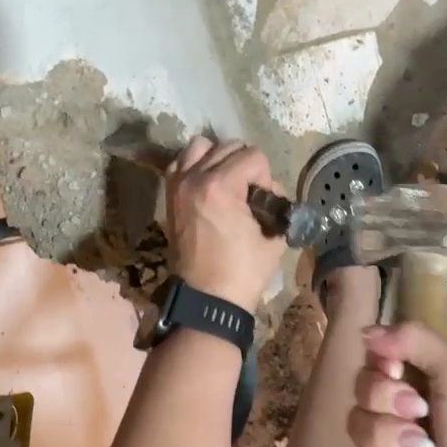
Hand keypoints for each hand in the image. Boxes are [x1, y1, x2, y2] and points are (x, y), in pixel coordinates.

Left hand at [163, 136, 285, 311]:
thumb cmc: (243, 272)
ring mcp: (178, 184)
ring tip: (228, 183)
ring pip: (201, 145)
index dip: (265, 177)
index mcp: (220, 186)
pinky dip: (196, 165)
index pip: (254, 155)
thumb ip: (276, 204)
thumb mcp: (273, 237)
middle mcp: (195, 177)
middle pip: (229, 146)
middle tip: (250, 195)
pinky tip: (208, 184)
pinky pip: (181, 161)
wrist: (207, 301)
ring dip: (219, 158)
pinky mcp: (170, 194)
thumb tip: (272, 191)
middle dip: (246, 166)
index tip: (263, 202)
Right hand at [350, 324, 446, 446]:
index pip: (381, 348)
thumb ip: (416, 339)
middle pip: (364, 382)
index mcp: (428, 370)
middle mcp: (407, 399)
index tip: (395, 369)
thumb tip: (367, 331)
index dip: (381, 357)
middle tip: (418, 412)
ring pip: (358, 421)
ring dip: (386, 436)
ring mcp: (395, 438)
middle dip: (385, 398)